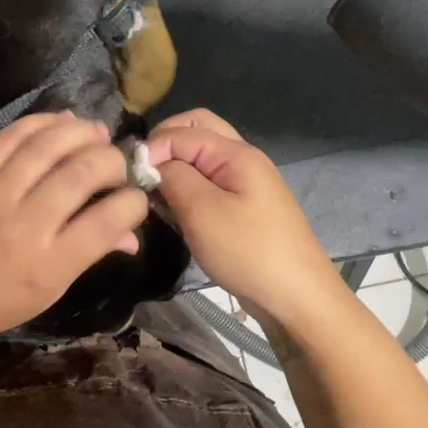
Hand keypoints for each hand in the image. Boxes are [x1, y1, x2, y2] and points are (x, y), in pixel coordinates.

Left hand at [0, 112, 147, 348]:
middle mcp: (25, 225)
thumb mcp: (46, 294)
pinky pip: (12, 136)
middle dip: (113, 160)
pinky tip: (62, 122)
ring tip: (97, 133)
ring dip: (83, 132)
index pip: (108, 220)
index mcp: (49, 265)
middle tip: (118, 163)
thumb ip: (89, 256)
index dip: (133, 201)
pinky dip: (43, 123)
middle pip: (84, 173)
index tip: (135, 197)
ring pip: (50, 145)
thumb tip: (130, 233)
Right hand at [144, 109, 346, 327]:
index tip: (130, 180)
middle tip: (143, 178)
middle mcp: (243, 159)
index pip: (181, 130)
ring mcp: (246, 184)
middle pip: (196, 131)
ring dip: (175, 169)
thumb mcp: (201, 211)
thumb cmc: (248, 251)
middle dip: (164, 147)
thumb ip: (173, 176)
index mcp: (236, 153)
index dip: (152, 149)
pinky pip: (210, 184)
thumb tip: (151, 162)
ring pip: (202, 159)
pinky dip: (188, 189)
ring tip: (155, 199)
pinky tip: (175, 214)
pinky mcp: (245, 208)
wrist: (297, 297)